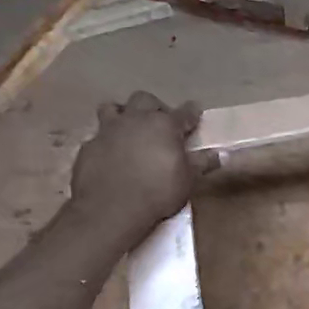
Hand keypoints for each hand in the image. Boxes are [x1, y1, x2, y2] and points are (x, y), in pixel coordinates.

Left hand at [68, 92, 200, 237]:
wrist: (110, 208)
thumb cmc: (158, 191)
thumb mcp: (189, 179)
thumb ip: (203, 163)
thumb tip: (220, 154)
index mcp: (165, 125)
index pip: (185, 112)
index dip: (192, 112)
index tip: (196, 113)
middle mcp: (136, 120)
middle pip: (145, 99)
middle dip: (155, 107)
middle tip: (162, 124)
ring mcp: (108, 130)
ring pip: (113, 108)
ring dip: (124, 114)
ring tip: (131, 130)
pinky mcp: (88, 146)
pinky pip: (99, 135)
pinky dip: (108, 140)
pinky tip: (113, 155)